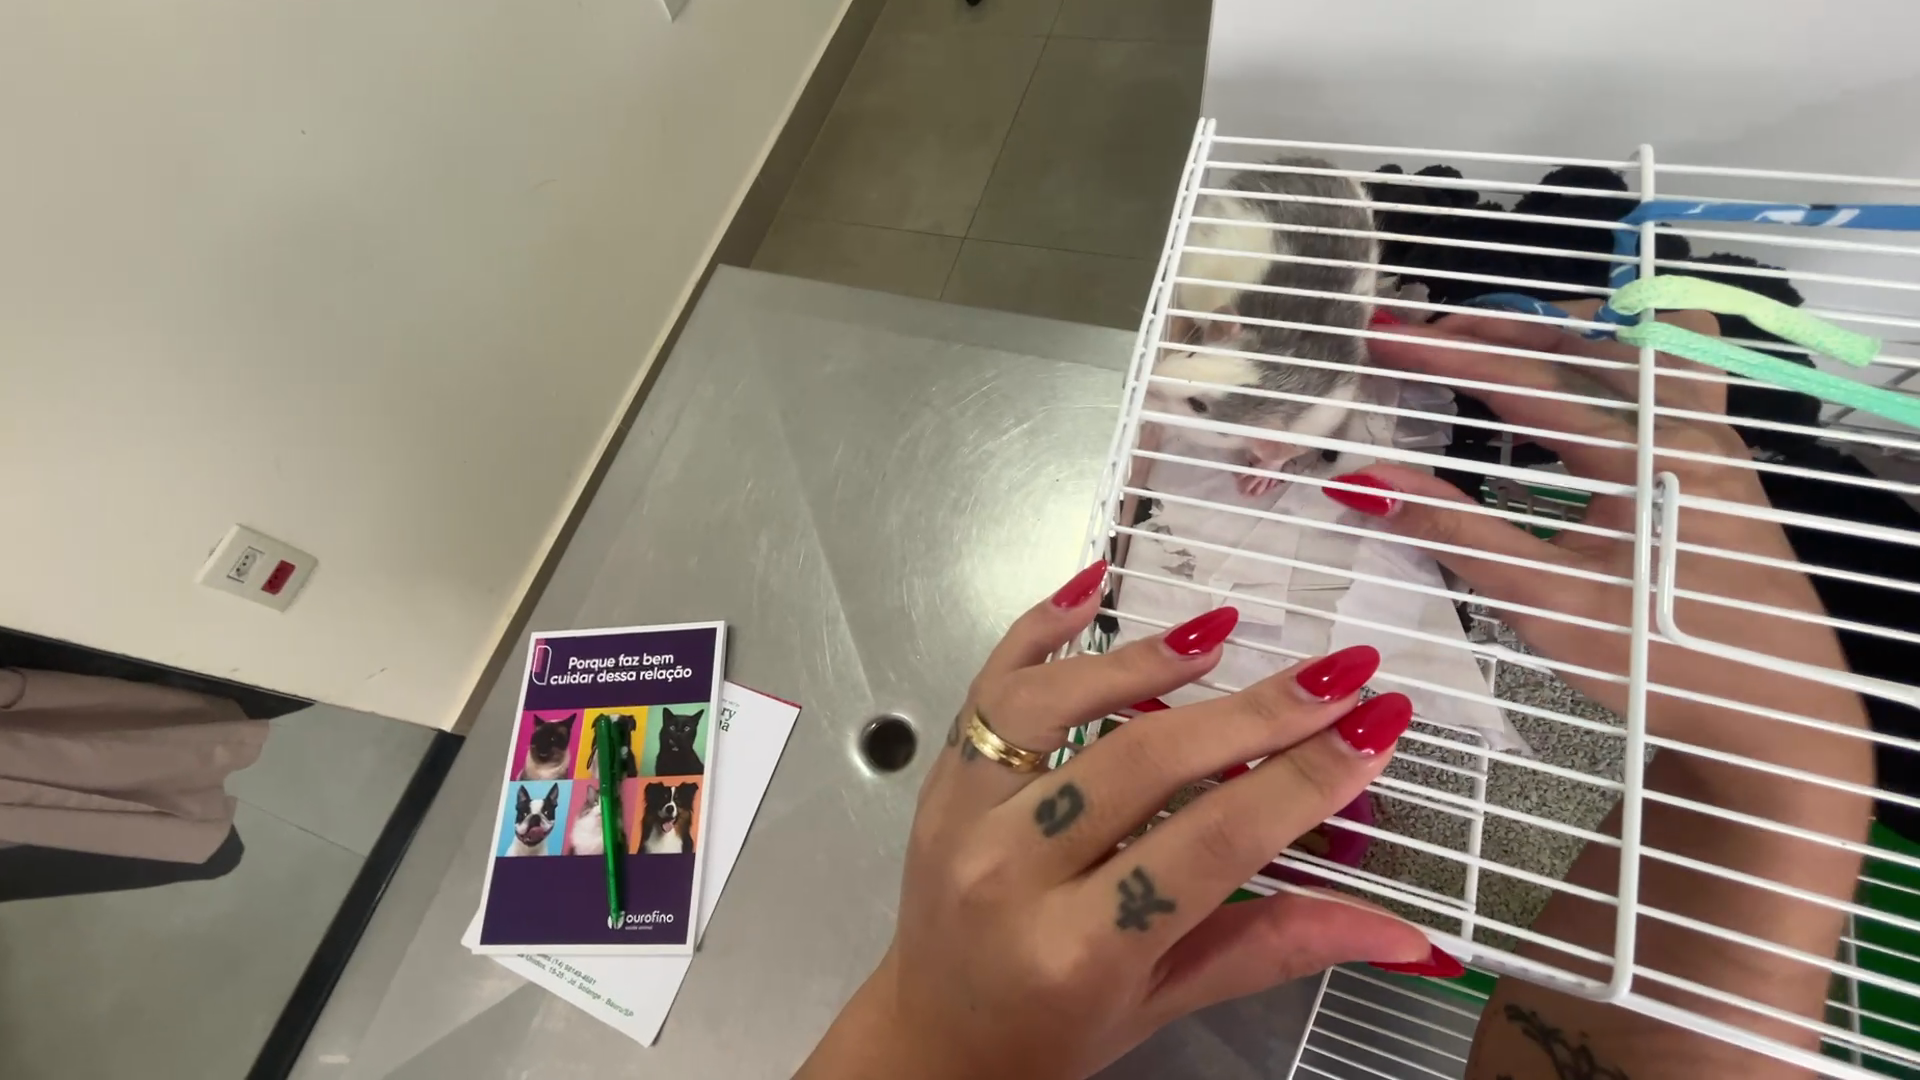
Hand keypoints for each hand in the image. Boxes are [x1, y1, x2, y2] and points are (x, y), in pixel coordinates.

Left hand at [797, 565, 1442, 1079]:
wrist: (930, 1032)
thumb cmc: (1051, 1030)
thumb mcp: (1161, 1003)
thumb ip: (1270, 949)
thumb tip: (1406, 934)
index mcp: (1080, 946)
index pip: (1210, 843)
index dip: (1299, 781)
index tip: (1371, 724)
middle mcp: (1013, 867)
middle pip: (1143, 760)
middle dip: (1253, 712)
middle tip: (1334, 671)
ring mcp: (963, 807)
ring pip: (1056, 704)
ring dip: (1143, 659)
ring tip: (1220, 633)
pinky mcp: (941, 772)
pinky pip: (988, 683)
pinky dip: (1038, 626)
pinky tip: (1090, 586)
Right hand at [1333, 309, 1868, 761]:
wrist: (1777, 715)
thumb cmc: (1659, 661)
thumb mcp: (1543, 600)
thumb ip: (1453, 532)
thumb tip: (1363, 485)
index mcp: (1649, 459)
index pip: (1527, 383)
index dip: (1446, 356)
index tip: (1383, 338)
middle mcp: (1688, 433)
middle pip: (1587, 341)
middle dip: (1497, 327)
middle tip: (1426, 334)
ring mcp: (1706, 446)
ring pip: (1633, 350)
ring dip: (1552, 338)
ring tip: (1485, 352)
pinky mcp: (1707, 469)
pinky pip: (1651, 385)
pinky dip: (1589, 371)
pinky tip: (1550, 410)